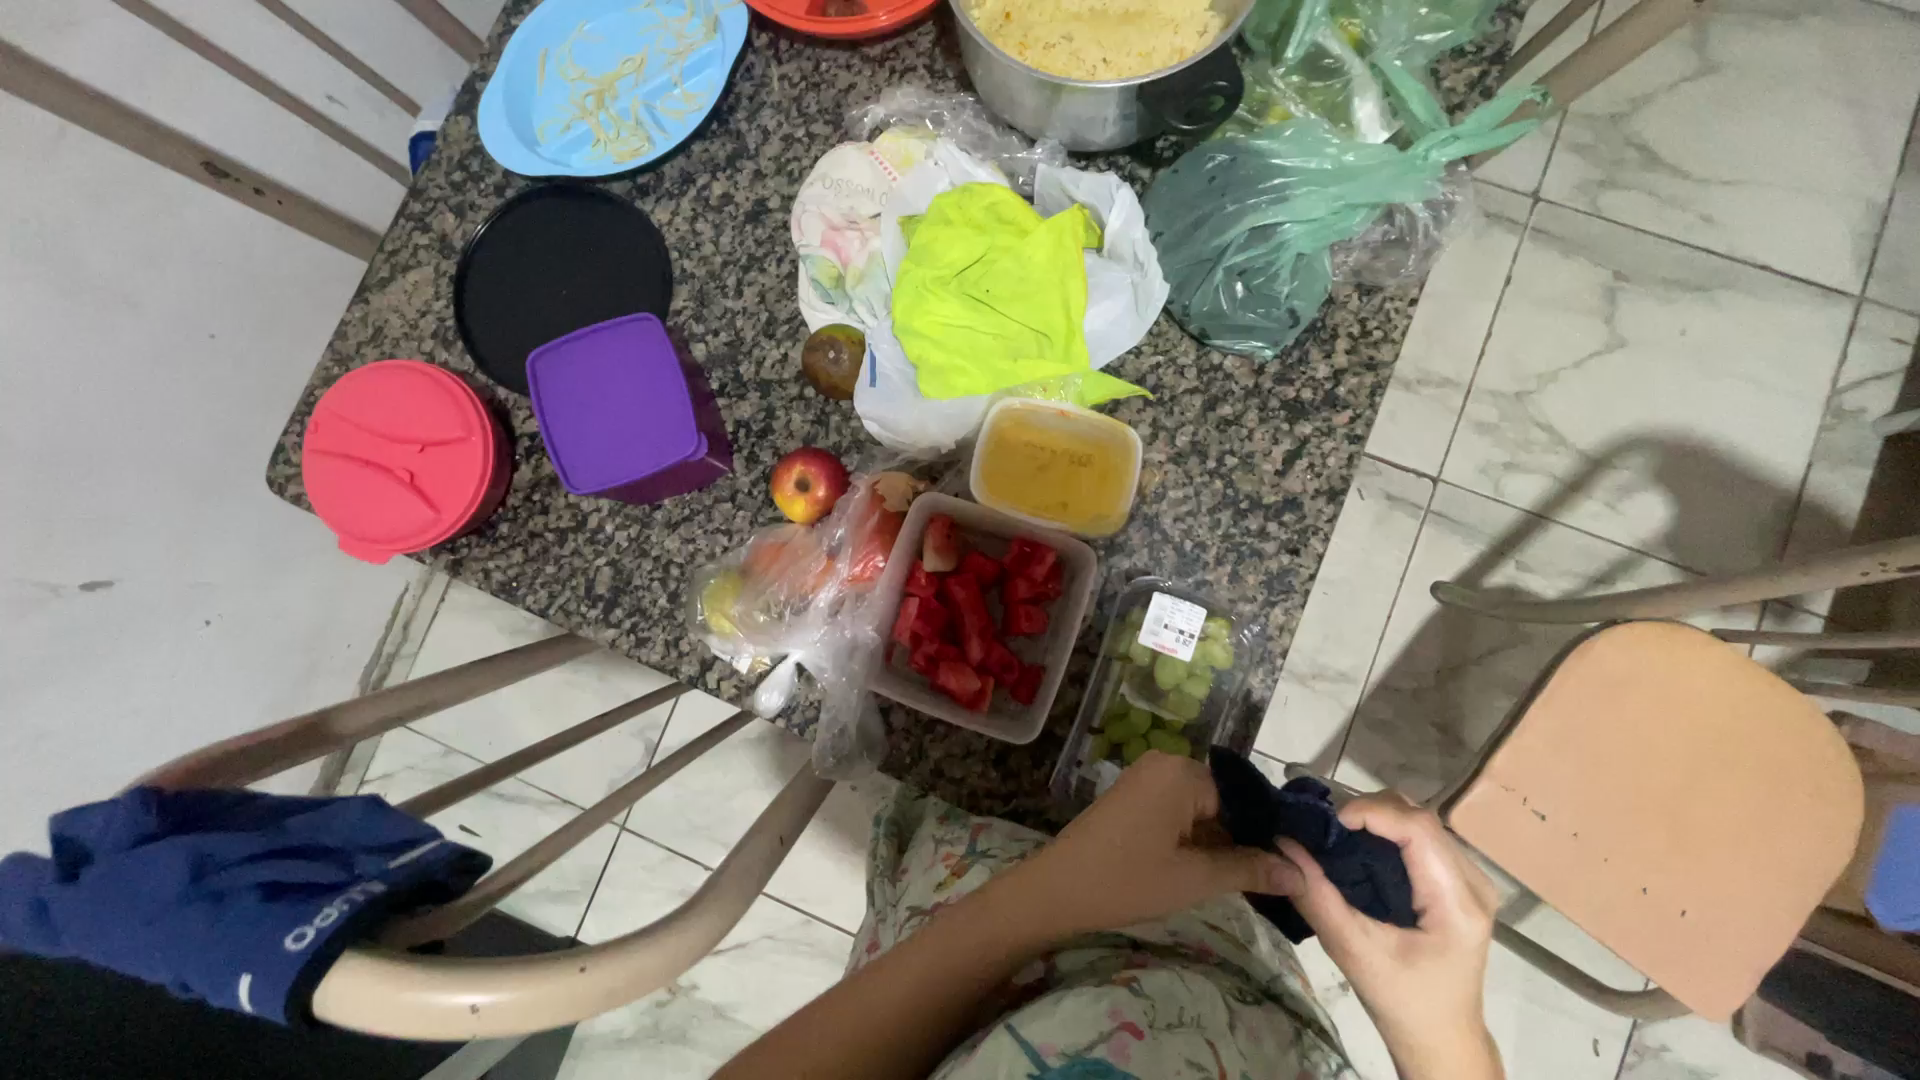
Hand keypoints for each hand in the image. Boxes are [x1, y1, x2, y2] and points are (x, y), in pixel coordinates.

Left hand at [996, 751, 1301, 938]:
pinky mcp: (1133, 796)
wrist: (1058, 888)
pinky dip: (1194, 837)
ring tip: (1245, 881)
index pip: (1244, 798)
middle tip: (1269, 881)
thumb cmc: (1128, 880)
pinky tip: (1207, 869)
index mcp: (1182, 772)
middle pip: (1222, 800)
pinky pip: (1177, 811)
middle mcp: (1165, 764)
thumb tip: (1300, 873)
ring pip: (1201, 809)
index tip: (1290, 868)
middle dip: (1242, 838)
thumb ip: (1249, 869)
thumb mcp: (1194, 878)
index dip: (1267, 834)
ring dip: (1218, 841)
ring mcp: (1145, 778)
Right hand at [1277, 792, 1502, 1079]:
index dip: (1370, 811)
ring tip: (1340, 838)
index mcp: (1457, 902)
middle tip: (1328, 830)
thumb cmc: (1401, 999)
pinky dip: (1386, 832)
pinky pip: (1421, 838)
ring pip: (1420, 821)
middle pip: (1420, 816)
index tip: (1329, 823)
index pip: (1418, 828)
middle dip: (1369, 811)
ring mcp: (1471, 881)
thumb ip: (1316, 895)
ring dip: (1377, 819)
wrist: (1441, 1037)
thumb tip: (1282, 842)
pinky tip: (1361, 850)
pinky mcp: (1459, 883)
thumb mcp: (1352, 950)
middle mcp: (1474, 882)